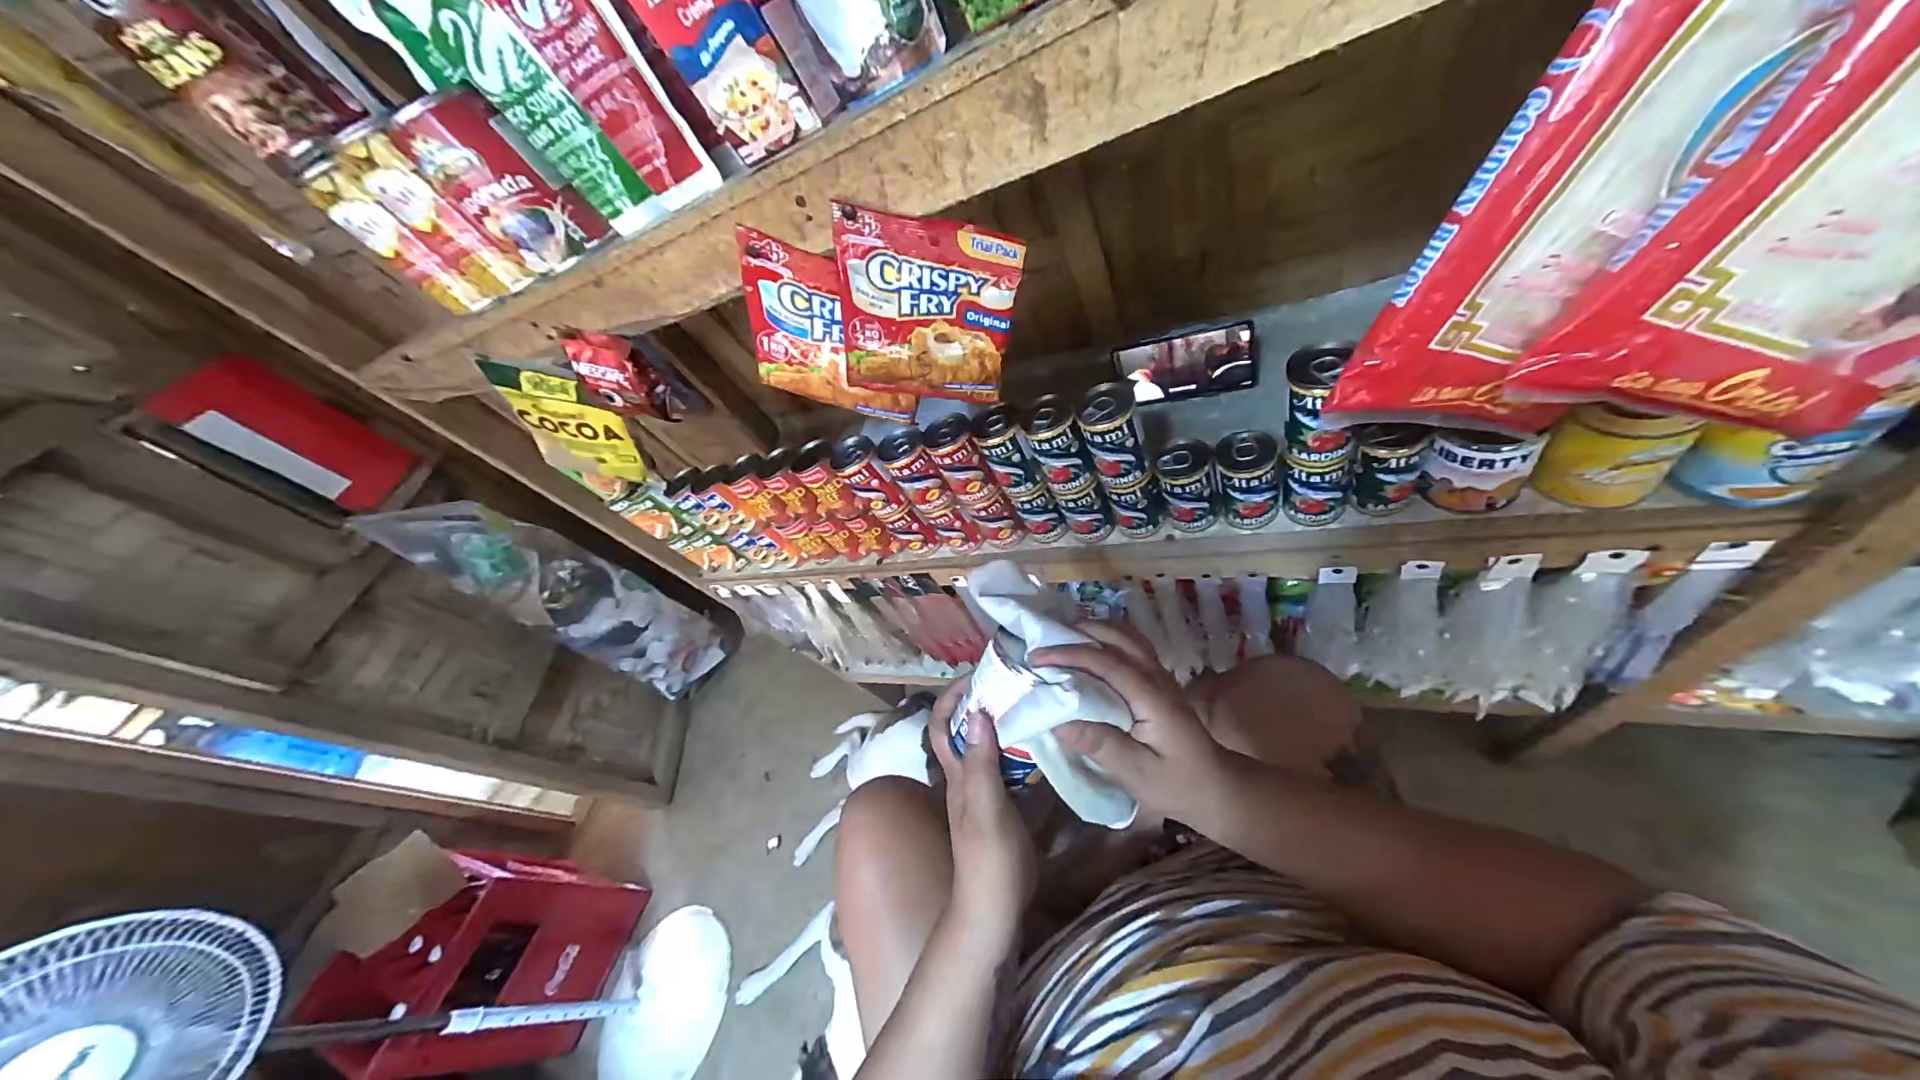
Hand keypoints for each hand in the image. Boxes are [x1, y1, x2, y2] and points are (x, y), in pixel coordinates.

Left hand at [928, 675, 1036, 950]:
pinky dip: (1012, 749)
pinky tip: (1035, 746)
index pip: (941, 725)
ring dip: (996, 723)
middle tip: (1009, 683)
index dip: (952, 697)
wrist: (993, 911)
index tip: (978, 675)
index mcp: (956, 776)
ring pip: (981, 748)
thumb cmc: (990, 860)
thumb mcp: (988, 807)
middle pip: (959, 731)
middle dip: (976, 702)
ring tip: (1024, 704)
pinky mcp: (998, 808)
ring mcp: (979, 795)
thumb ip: (981, 763)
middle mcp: (962, 780)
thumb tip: (976, 712)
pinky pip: (1000, 767)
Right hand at [1030, 623, 1245, 829]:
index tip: (1038, 658)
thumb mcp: (1137, 774)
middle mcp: (1158, 678)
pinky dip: (1106, 638)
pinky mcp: (1159, 681)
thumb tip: (1058, 720)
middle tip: (1044, 642)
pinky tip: (1089, 649)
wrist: (1218, 787)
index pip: (1108, 663)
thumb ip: (1100, 744)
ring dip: (1094, 631)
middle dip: (1079, 633)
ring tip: (1061, 640)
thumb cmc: (1178, 784)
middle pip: (1119, 637)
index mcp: (1152, 698)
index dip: (1070, 655)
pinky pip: (1131, 646)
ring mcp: (1161, 676)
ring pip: (1127, 636)